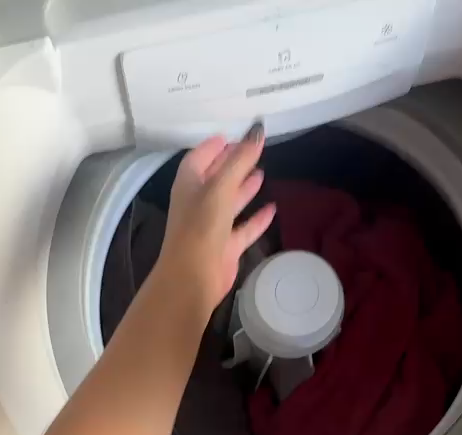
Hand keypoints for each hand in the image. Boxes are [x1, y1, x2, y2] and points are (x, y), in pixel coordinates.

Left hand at [151, 124, 277, 313]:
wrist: (193, 276)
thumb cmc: (201, 226)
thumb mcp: (221, 186)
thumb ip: (240, 159)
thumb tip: (257, 130)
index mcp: (190, 183)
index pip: (201, 156)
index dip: (215, 145)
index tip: (233, 135)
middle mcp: (199, 202)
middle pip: (217, 177)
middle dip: (233, 163)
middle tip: (253, 150)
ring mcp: (212, 226)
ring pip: (230, 202)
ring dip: (244, 188)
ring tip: (262, 172)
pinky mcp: (226, 247)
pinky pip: (243, 228)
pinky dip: (256, 219)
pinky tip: (271, 208)